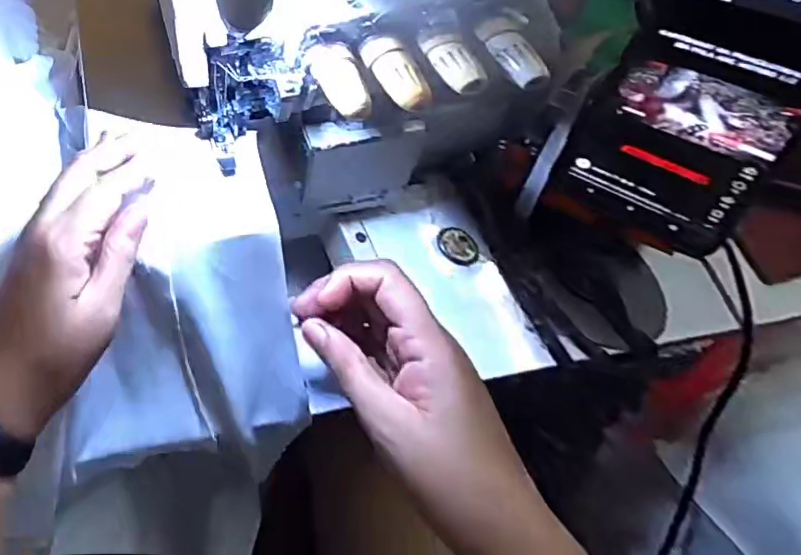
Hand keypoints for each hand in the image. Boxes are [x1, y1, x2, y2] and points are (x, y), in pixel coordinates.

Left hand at [0, 136, 153, 441]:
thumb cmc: (55, 357)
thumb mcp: (100, 311)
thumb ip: (120, 252)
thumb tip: (141, 204)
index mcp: (62, 240)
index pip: (105, 190)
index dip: (133, 173)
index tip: (159, 160)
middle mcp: (41, 226)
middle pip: (78, 174)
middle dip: (109, 152)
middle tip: (140, 137)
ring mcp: (28, 235)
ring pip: (63, 182)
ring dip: (92, 159)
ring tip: (117, 141)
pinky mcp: (24, 247)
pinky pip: (55, 196)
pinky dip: (78, 176)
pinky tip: (89, 175)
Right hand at [293, 260, 579, 554]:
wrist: (499, 523)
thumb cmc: (450, 476)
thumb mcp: (387, 421)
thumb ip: (347, 366)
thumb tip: (312, 327)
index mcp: (428, 340)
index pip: (384, 278)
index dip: (343, 281)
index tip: (312, 307)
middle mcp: (429, 339)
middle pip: (380, 290)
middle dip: (337, 294)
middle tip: (301, 316)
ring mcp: (426, 358)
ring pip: (380, 316)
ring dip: (343, 316)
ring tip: (310, 331)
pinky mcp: (422, 378)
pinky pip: (384, 344)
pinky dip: (355, 341)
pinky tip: (334, 352)